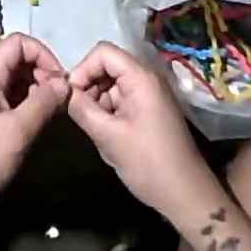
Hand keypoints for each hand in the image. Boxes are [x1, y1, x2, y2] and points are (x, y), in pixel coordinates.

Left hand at [0, 34, 68, 247]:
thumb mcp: (19, 130)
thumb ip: (44, 102)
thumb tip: (65, 82)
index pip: (18, 42)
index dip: (42, 54)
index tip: (60, 80)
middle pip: (16, 58)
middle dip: (41, 71)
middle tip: (59, 99)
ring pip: (14, 78)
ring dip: (35, 88)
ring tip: (51, 112)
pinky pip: (8, 95)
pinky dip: (25, 101)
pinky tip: (36, 121)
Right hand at [65, 42, 218, 220]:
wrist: (187, 197)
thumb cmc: (149, 164)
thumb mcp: (108, 137)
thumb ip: (82, 109)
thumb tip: (62, 91)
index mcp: (140, 78)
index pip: (103, 52)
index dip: (83, 68)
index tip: (72, 96)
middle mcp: (146, 79)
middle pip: (107, 66)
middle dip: (89, 86)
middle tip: (80, 114)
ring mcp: (149, 94)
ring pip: (112, 83)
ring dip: (98, 101)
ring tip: (95, 129)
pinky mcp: (149, 110)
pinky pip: (121, 98)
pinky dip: (109, 111)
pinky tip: (108, 135)